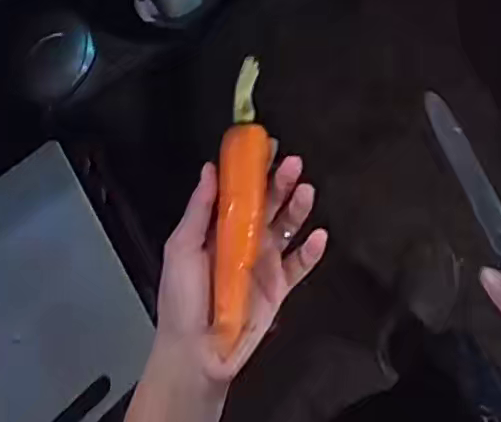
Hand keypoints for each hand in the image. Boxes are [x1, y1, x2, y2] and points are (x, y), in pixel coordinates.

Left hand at [128, 157, 328, 421]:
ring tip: (306, 192)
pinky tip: (318, 236)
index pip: (242, 186)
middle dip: (281, 180)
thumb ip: (199, 209)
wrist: (195, 356)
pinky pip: (300, 265)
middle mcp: (247, 236)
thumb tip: (210, 167)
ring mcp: (265, 260)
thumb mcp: (181, 247)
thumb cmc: (181, 299)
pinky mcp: (279, 287)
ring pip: (288, 226)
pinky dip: (312, 251)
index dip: (255, 165)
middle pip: (269, 201)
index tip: (265, 144)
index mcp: (222, 224)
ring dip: (298, 207)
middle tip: (291, 163)